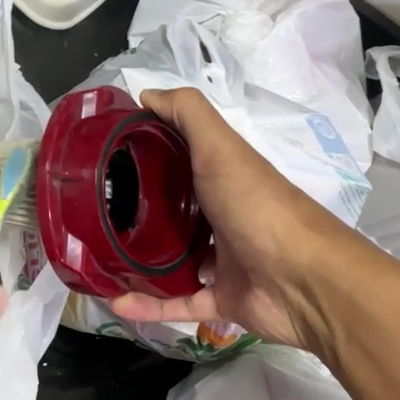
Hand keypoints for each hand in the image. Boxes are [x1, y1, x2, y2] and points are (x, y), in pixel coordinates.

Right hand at [109, 87, 371, 350]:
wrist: (307, 281)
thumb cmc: (259, 205)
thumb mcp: (221, 147)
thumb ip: (187, 114)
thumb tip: (145, 94)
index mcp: (222, 178)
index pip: (179, 160)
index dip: (145, 154)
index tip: (104, 156)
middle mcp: (223, 215)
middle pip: (173, 210)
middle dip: (136, 211)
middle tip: (92, 211)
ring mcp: (224, 260)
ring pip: (173, 259)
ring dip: (139, 261)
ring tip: (97, 259)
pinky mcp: (223, 299)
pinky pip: (178, 303)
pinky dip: (148, 305)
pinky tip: (115, 303)